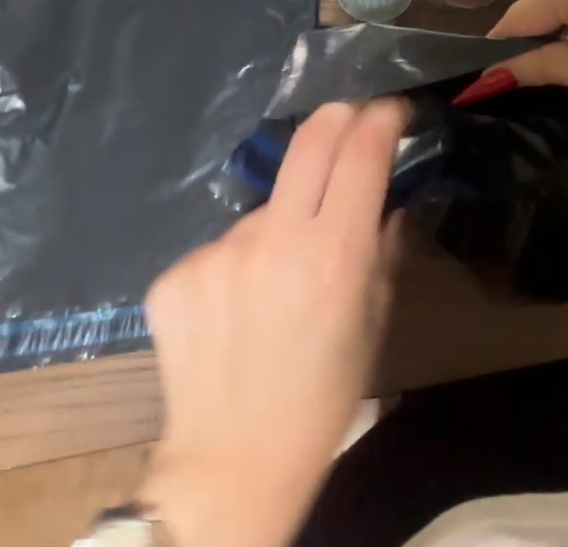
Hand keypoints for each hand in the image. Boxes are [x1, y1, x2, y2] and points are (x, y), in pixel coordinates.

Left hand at [140, 100, 407, 546]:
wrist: (234, 457)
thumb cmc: (326, 390)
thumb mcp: (375, 317)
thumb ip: (382, 245)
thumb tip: (386, 197)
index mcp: (335, 253)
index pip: (362, 152)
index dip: (383, 118)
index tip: (393, 110)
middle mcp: (274, 239)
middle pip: (310, 140)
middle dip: (340, 116)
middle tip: (354, 117)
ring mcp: (215, 253)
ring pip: (265, 204)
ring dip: (286, 215)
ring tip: (284, 272)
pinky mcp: (174, 273)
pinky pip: (224, 244)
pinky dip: (244, 258)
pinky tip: (242, 303)